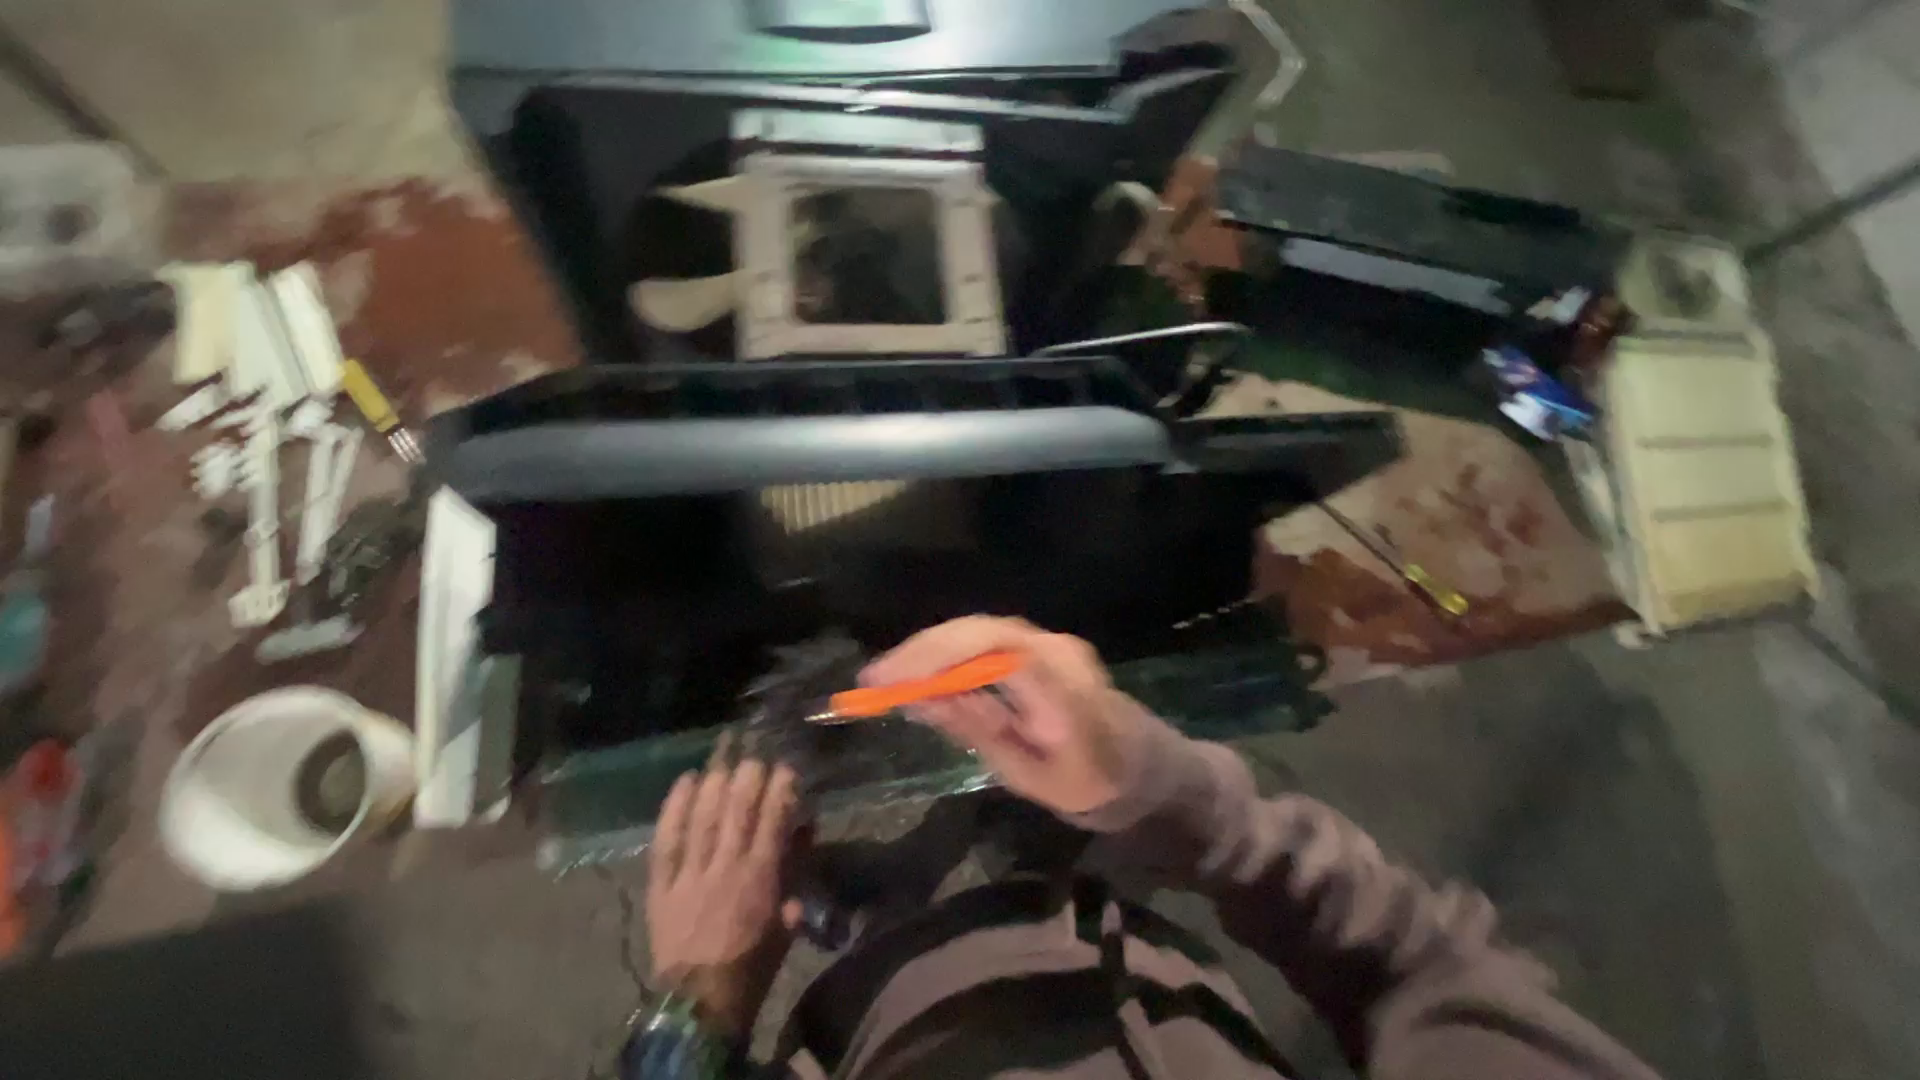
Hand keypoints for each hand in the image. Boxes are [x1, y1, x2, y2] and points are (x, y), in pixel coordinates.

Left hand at [647, 753, 802, 1038]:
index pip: (772, 819)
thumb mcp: (787, 920)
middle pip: (736, 810)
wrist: (700, 1002)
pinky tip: (684, 780)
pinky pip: (666, 839)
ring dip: (714, 779)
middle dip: (748, 773)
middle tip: (755, 748)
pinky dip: (674, 807)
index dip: (780, 787)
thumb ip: (794, 872)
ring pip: (702, 816)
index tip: (786, 763)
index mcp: (760, 878)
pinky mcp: (662, 885)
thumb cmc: (753, 961)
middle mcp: (726, 867)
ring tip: (723, 751)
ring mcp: (690, 874)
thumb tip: (804, 828)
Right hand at [862, 616, 1140, 814]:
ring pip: (981, 631)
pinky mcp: (1042, 647)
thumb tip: (920, 701)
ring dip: (932, 649)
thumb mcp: (1031, 775)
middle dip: (922, 650)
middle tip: (873, 678)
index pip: (994, 652)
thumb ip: (978, 731)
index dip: (936, 658)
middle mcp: (1057, 650)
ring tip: (886, 677)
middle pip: (981, 632)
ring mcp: (1052, 643)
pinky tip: (923, 675)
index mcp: (1063, 688)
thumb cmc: (1094, 783)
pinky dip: (952, 654)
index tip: (887, 679)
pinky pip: (990, 642)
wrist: (1147, 766)